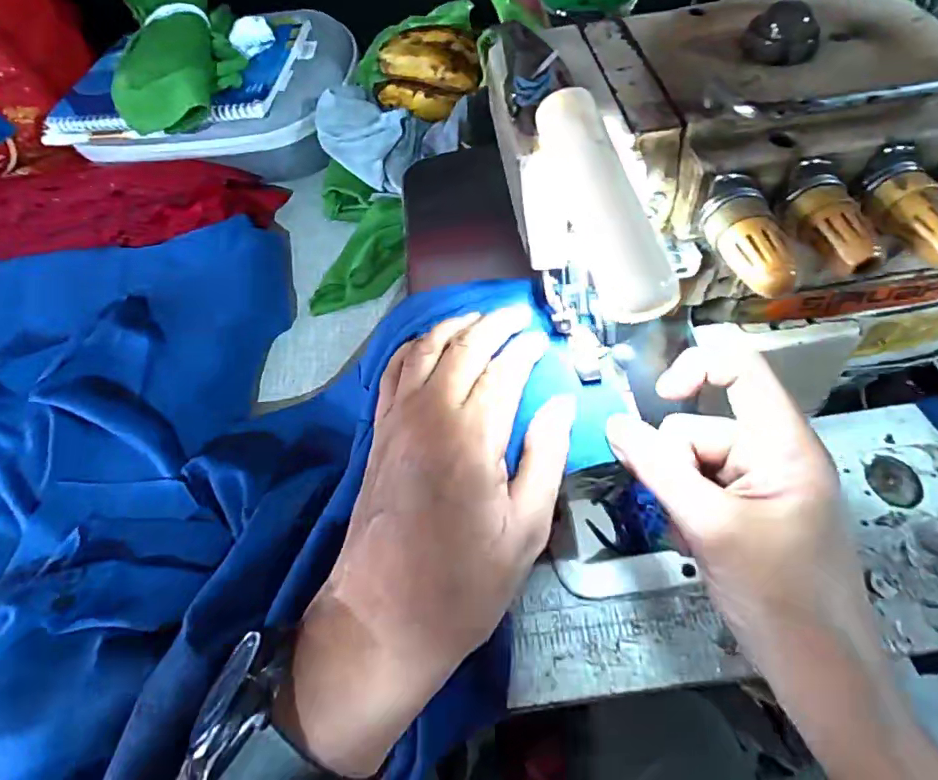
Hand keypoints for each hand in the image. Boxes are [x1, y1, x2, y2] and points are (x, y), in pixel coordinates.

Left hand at [274, 307, 573, 776]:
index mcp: (471, 437)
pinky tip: (432, 345)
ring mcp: (397, 420)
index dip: (526, 350)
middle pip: (463, 347)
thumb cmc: (464, 582)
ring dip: (454, 326)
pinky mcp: (378, 432)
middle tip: (519, 317)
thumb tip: (559, 403)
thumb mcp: (525, 529)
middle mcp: (429, 415)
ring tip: (481, 319)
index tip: (544, 342)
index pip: (503, 370)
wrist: (382, 620)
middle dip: (494, 324)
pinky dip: (416, 346)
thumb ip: (545, 456)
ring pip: (425, 349)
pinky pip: (395, 370)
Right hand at [605, 340, 937, 779]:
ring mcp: (765, 484)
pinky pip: (706, 489)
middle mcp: (775, 452)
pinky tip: (699, 545)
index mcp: (783, 442)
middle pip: (704, 425)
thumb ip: (659, 470)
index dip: (697, 365)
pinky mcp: (754, 511)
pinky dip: (692, 511)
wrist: (824, 676)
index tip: (660, 396)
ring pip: (697, 462)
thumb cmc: (778, 597)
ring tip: (695, 539)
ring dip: (681, 494)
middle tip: (685, 513)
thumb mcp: (710, 528)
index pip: (741, 367)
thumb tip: (615, 424)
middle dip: (678, 464)